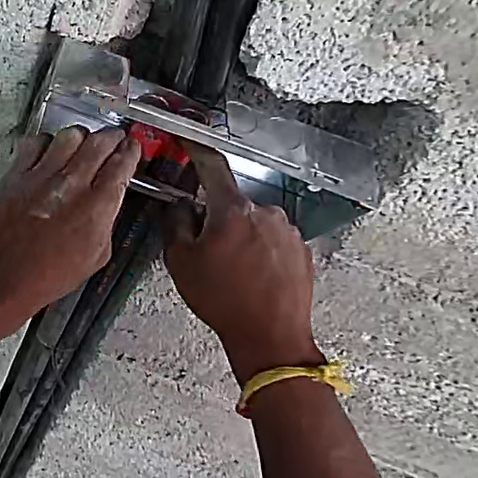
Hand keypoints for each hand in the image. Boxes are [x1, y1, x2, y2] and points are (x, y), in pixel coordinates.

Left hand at [0, 126, 139, 313]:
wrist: (7, 276)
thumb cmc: (48, 273)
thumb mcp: (97, 255)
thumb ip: (106, 220)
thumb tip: (109, 201)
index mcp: (96, 206)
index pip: (121, 163)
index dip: (130, 151)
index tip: (131, 147)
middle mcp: (70, 185)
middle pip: (99, 142)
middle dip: (112, 137)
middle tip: (114, 138)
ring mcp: (41, 177)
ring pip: (69, 135)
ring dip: (81, 136)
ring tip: (83, 142)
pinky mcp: (17, 175)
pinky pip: (34, 143)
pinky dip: (47, 142)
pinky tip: (50, 151)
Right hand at [163, 143, 319, 381]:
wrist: (271, 338)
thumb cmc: (224, 301)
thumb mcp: (181, 262)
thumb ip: (176, 223)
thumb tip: (181, 207)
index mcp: (232, 211)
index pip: (212, 167)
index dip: (197, 151)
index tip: (191, 139)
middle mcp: (265, 213)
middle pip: (232, 203)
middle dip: (218, 219)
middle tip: (208, 252)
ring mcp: (287, 232)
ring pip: (253, 224)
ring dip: (241, 238)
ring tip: (233, 273)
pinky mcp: (302, 251)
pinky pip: (273, 241)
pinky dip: (261, 253)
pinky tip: (253, 278)